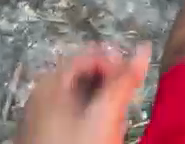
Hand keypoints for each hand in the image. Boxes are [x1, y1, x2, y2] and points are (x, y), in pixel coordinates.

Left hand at [17, 43, 152, 143]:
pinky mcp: (44, 139)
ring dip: (103, 105)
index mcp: (50, 83)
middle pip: (84, 77)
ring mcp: (40, 120)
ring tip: (117, 121)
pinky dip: (90, 121)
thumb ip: (125, 79)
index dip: (116, 63)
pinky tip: (102, 133)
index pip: (89, 56)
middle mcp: (40, 96)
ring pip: (80, 99)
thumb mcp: (105, 113)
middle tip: (127, 100)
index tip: (134, 78)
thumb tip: (144, 49)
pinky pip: (71, 119)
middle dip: (110, 86)